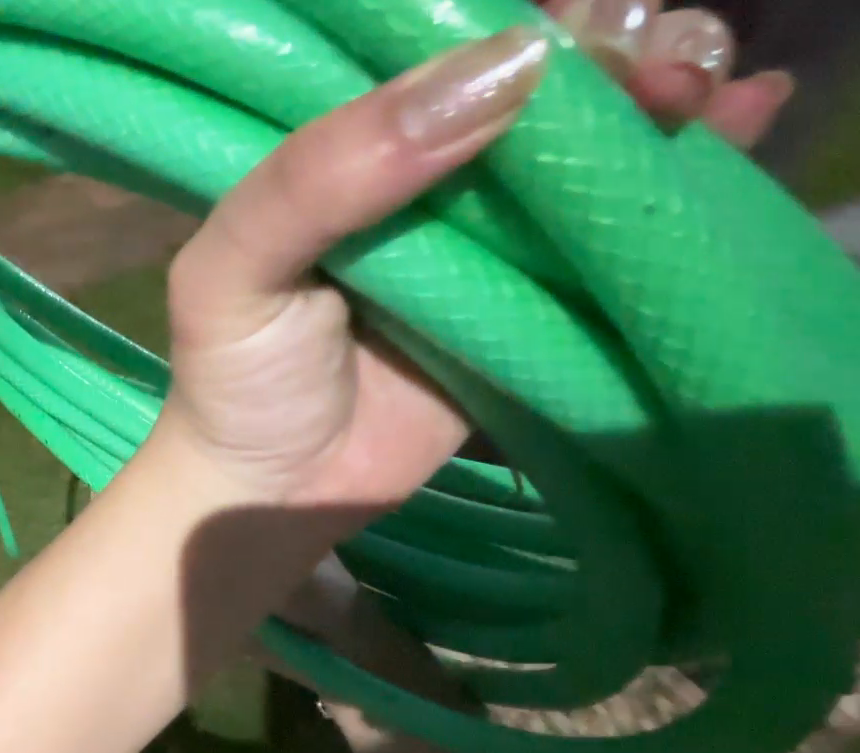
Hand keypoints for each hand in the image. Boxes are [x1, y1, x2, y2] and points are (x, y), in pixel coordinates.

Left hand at [155, 1, 790, 509]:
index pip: (426, 60)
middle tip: (645, 73)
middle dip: (599, 56)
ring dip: (652, 98)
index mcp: (332, 158)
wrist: (273, 489)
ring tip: (691, 94)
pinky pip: (610, 224)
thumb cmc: (235, 381)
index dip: (500, 32)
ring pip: (578, 144)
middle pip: (522, 88)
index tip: (564, 33)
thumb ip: (317, 177)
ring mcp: (477, 241)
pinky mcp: (528, 300)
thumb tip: (501, 70)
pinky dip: (679, 170)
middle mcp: (410, 183)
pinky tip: (739, 124)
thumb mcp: (232, 275)